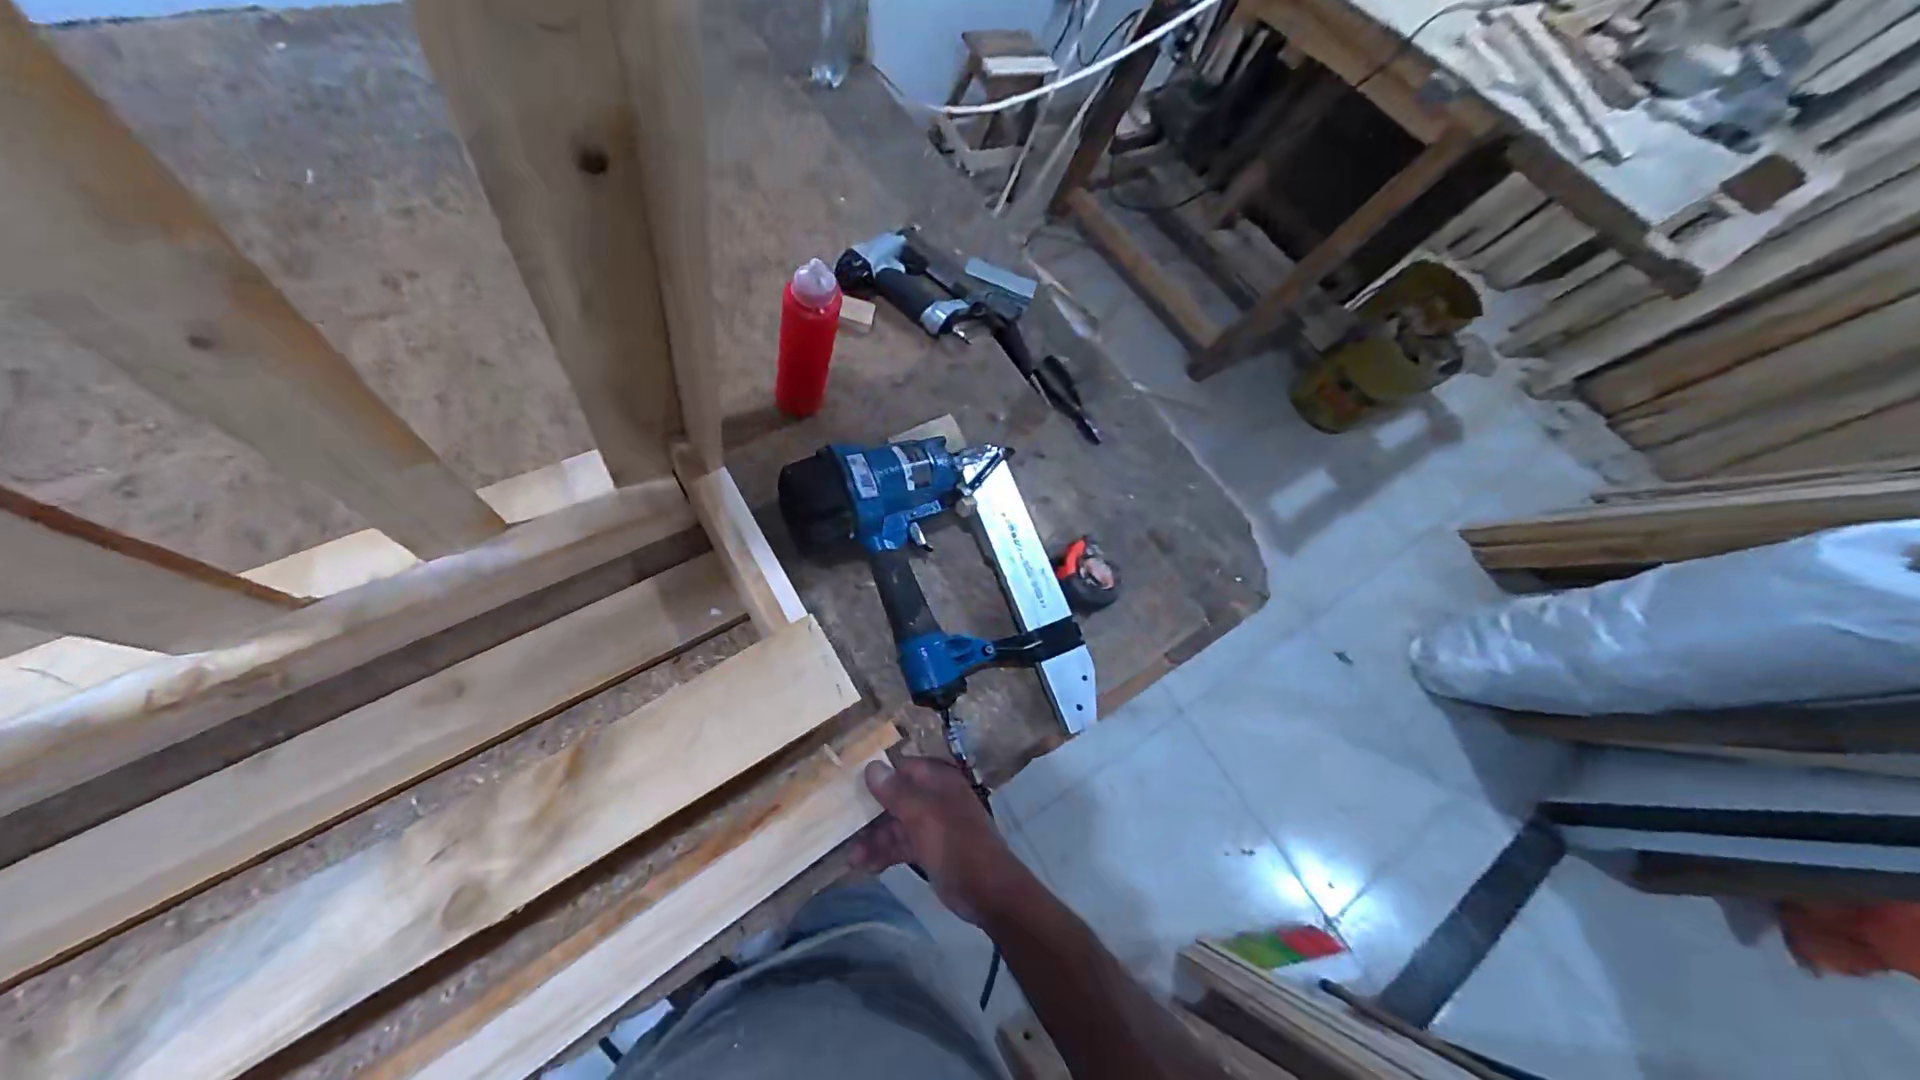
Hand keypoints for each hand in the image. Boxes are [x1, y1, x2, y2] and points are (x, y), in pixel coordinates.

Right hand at [852, 756, 1034, 924]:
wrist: (987, 891)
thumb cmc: (956, 844)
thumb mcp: (923, 815)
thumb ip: (896, 792)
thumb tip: (872, 766)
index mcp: (939, 781)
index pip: (903, 767)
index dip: (877, 773)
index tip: (848, 780)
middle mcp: (934, 798)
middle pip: (895, 797)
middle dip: (870, 812)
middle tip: (842, 823)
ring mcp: (932, 825)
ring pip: (895, 825)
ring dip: (874, 839)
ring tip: (853, 857)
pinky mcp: (929, 850)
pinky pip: (901, 846)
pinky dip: (885, 854)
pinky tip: (866, 867)